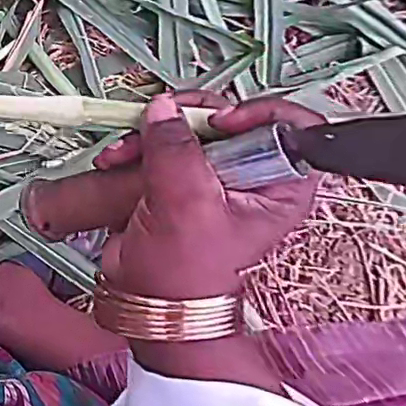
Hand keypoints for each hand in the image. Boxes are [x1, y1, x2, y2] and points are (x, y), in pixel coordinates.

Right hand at [97, 92, 323, 299]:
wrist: (146, 294)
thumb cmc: (184, 270)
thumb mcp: (186, 204)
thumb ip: (176, 152)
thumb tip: (164, 111)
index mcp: (279, 183)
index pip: (288, 126)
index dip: (255, 113)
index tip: (218, 120)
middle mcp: (247, 174)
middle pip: (227, 119)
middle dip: (184, 121)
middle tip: (161, 125)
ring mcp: (207, 175)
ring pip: (185, 129)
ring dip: (148, 135)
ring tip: (125, 153)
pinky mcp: (173, 178)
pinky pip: (157, 145)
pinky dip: (134, 147)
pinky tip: (117, 159)